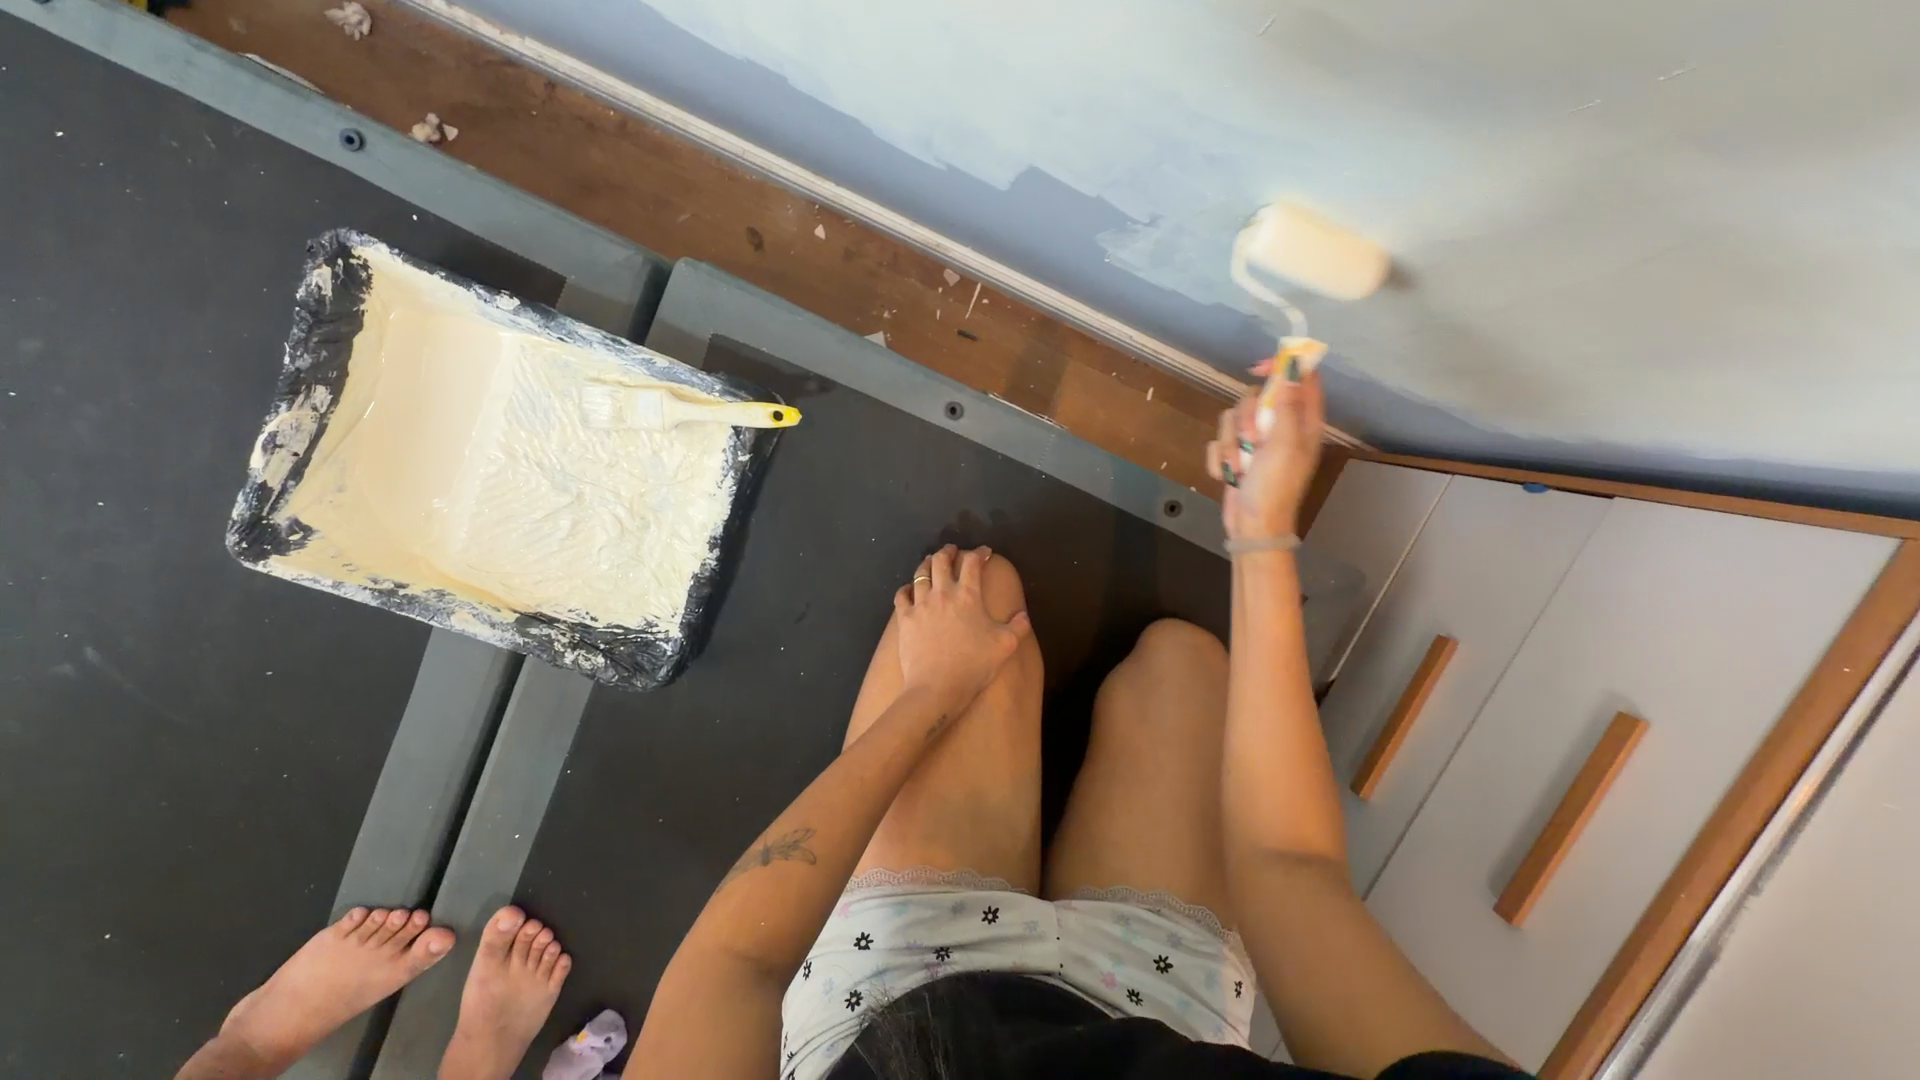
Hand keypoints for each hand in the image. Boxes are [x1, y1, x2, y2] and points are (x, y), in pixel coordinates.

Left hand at [894, 545, 1031, 708]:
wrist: (937, 687)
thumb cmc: (973, 665)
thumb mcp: (1005, 646)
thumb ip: (1018, 627)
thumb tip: (1024, 614)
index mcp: (968, 596)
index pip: (973, 564)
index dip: (980, 553)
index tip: (985, 552)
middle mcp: (943, 593)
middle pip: (942, 561)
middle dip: (948, 552)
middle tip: (952, 550)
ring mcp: (920, 604)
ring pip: (920, 574)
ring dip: (927, 564)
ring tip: (930, 562)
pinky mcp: (905, 619)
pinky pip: (901, 595)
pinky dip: (906, 589)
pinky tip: (909, 590)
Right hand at [1204, 370, 1325, 539]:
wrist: (1253, 525)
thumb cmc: (1275, 486)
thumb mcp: (1285, 443)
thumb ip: (1287, 403)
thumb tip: (1294, 367)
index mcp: (1302, 423)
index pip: (1300, 380)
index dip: (1283, 368)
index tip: (1259, 368)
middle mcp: (1280, 428)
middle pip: (1258, 397)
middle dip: (1247, 418)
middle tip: (1253, 439)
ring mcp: (1256, 443)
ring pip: (1233, 419)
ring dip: (1231, 444)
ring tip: (1240, 466)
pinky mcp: (1235, 456)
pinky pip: (1219, 442)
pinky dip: (1220, 460)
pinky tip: (1230, 476)